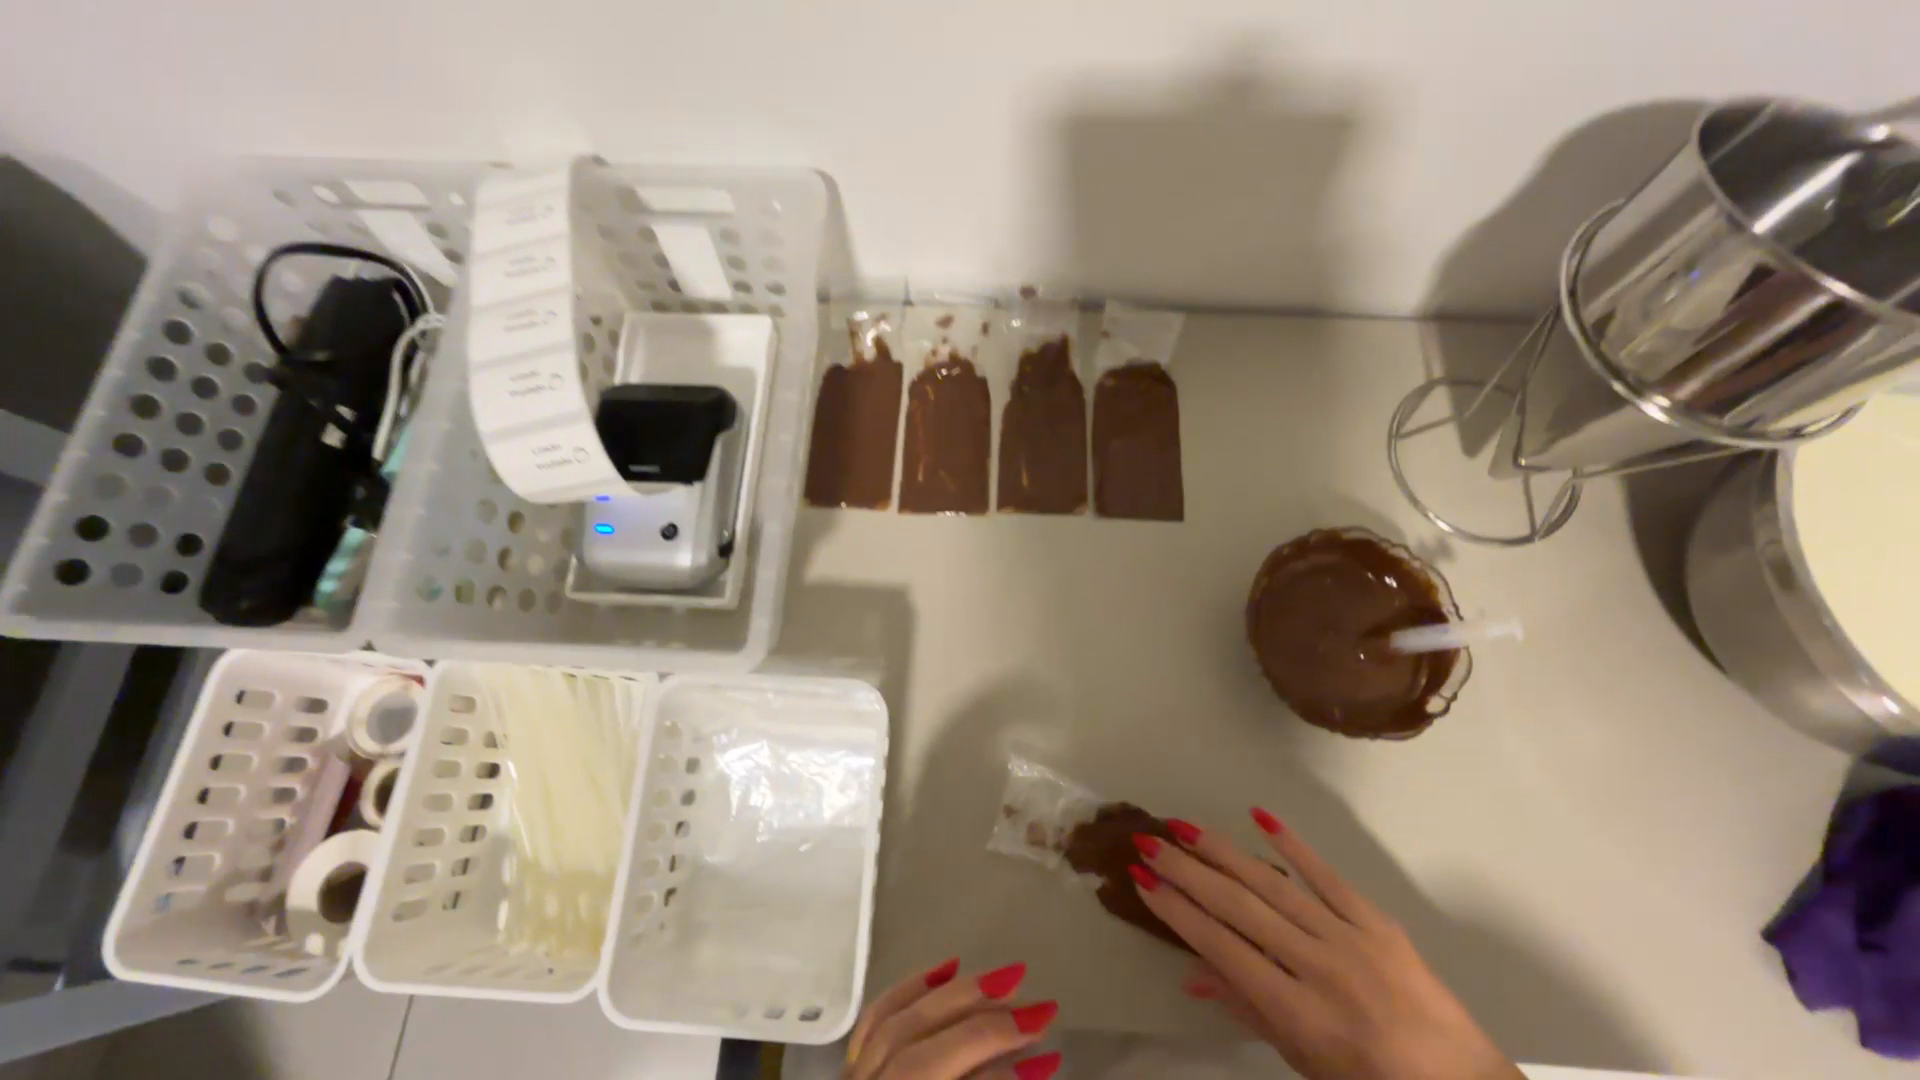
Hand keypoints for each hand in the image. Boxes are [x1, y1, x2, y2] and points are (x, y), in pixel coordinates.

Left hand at [844, 959, 1062, 1079]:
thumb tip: (1031, 1072)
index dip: (1003, 1079)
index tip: (1050, 1059)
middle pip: (922, 1057)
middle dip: (985, 1030)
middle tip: (1041, 1010)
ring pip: (900, 1027)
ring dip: (956, 998)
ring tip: (1006, 981)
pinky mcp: (847, 1073)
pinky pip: (875, 1019)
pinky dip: (911, 989)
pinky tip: (948, 969)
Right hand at [1130, 810, 1524, 1079]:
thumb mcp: (1301, 1059)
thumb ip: (1246, 1008)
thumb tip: (1192, 971)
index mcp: (1297, 1012)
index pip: (1223, 948)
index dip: (1178, 913)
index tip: (1143, 882)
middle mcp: (1319, 968)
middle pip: (1240, 908)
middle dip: (1187, 873)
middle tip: (1149, 844)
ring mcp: (1352, 939)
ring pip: (1274, 884)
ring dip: (1224, 851)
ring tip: (1186, 827)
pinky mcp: (1378, 921)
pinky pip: (1328, 876)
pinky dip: (1292, 844)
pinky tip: (1259, 816)